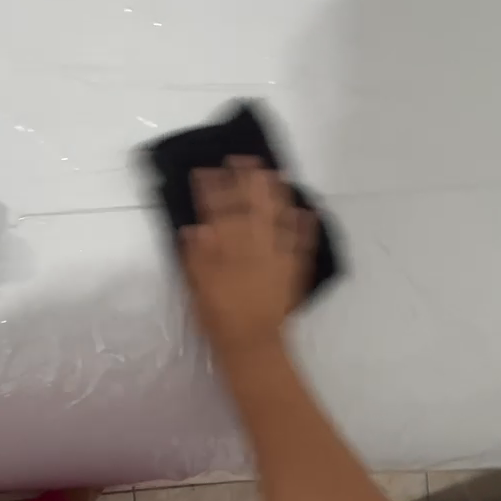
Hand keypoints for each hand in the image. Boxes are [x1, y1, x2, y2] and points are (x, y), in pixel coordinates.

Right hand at [181, 156, 315, 359]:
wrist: (252, 343)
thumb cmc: (218, 316)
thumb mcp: (198, 286)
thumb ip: (196, 256)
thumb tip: (195, 228)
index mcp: (227, 247)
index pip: (217, 210)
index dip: (211, 188)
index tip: (204, 169)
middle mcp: (254, 244)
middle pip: (250, 204)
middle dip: (246, 179)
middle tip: (242, 158)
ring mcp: (277, 254)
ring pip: (278, 215)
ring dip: (276, 193)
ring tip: (274, 173)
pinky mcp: (294, 267)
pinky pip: (302, 241)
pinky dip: (304, 223)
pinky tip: (305, 209)